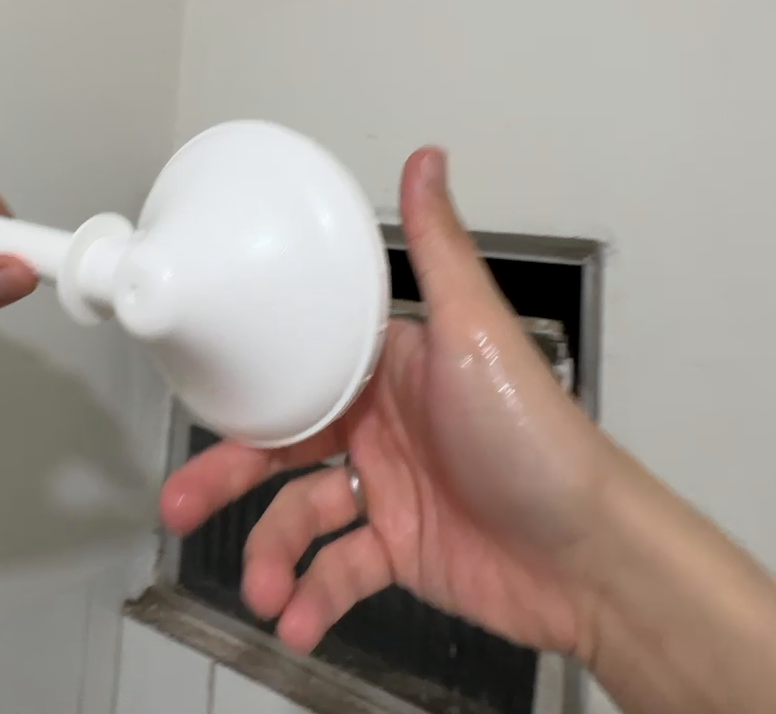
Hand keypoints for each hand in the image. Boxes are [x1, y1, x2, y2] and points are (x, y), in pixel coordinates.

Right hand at [161, 148, 618, 656]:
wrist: (593, 555)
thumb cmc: (538, 435)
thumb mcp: (474, 330)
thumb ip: (438, 246)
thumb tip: (426, 159)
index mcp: (383, 371)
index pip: (295, 375)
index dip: (244, 394)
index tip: (201, 408)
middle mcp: (377, 425)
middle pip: (280, 451)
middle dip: (227, 480)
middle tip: (182, 504)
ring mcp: (386, 490)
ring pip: (300, 517)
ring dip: (271, 553)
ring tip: (263, 587)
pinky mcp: (398, 549)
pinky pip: (337, 572)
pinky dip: (313, 595)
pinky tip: (300, 615)